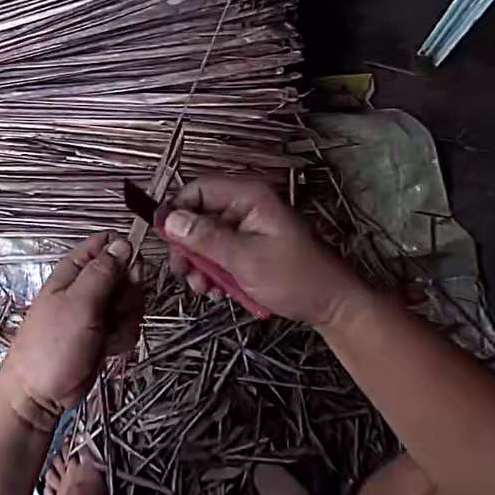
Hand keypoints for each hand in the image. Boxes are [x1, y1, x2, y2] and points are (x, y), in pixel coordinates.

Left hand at [0, 233, 142, 430]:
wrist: (41, 394)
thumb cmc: (52, 346)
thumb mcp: (79, 303)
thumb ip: (103, 271)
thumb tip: (124, 243)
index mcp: (75, 270)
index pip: (109, 244)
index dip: (126, 255)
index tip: (130, 274)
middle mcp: (88, 286)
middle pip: (128, 273)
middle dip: (129, 294)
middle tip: (113, 311)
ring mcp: (98, 310)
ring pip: (132, 301)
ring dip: (126, 319)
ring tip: (106, 334)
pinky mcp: (106, 332)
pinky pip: (129, 325)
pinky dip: (123, 337)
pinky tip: (108, 347)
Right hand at [163, 177, 370, 328]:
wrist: (329, 304)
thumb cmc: (296, 277)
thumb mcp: (244, 258)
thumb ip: (205, 238)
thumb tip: (170, 220)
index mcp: (248, 197)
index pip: (198, 190)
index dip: (177, 211)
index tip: (165, 238)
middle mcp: (245, 206)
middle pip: (198, 216)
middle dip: (187, 246)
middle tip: (182, 271)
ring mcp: (246, 228)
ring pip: (205, 238)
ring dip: (198, 264)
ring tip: (203, 287)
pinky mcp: (248, 247)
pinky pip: (219, 253)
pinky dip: (213, 271)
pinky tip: (217, 289)